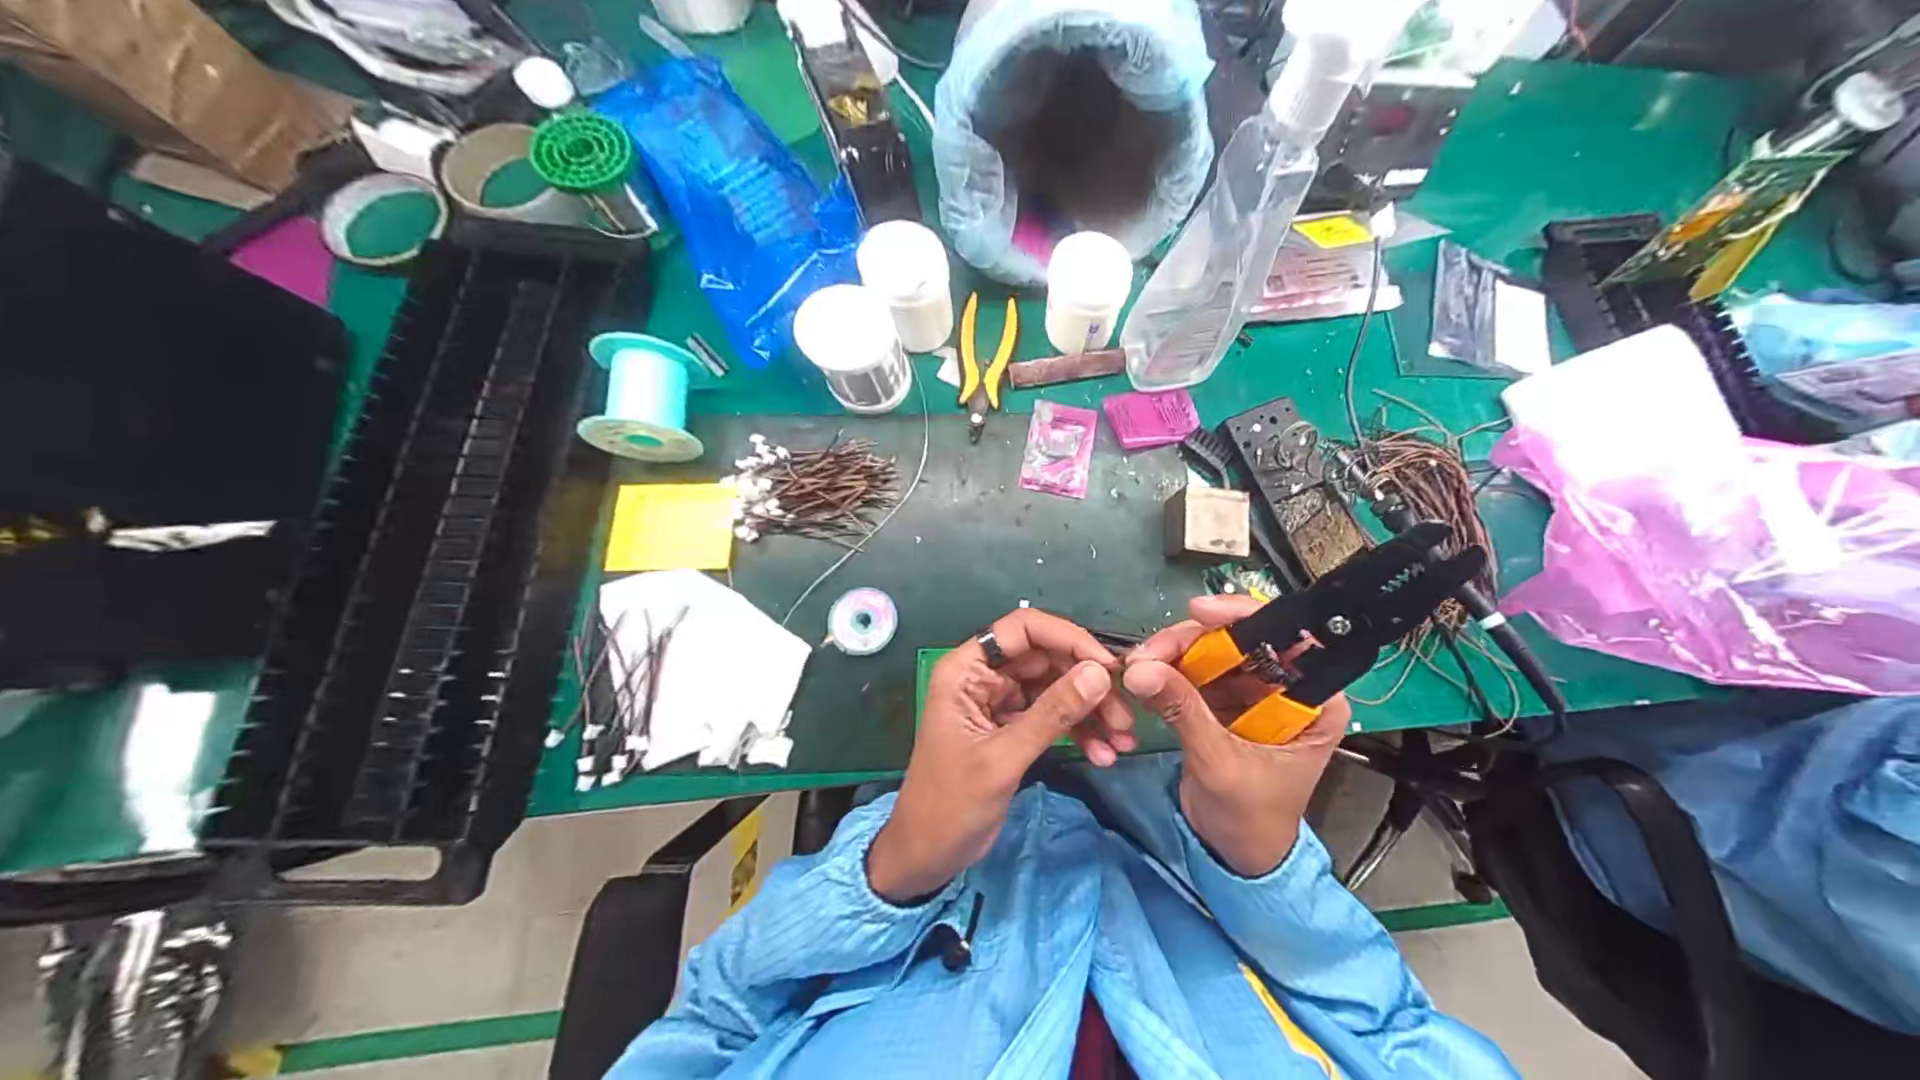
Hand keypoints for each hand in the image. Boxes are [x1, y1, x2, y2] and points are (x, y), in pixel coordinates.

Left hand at [867, 609, 1131, 901]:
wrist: (927, 854)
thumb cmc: (951, 803)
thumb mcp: (1003, 758)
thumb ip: (1052, 714)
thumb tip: (1099, 673)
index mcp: (966, 669)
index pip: (1022, 629)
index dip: (1067, 638)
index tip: (1107, 665)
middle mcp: (983, 676)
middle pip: (1046, 659)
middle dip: (1088, 683)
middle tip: (1124, 714)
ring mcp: (999, 702)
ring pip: (1055, 688)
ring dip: (1090, 711)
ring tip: (1123, 739)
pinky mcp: (1012, 727)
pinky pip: (1053, 717)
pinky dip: (1079, 731)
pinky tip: (1104, 754)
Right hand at [1123, 595, 1348, 877]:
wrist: (1233, 852)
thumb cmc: (1249, 816)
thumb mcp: (1218, 762)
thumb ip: (1183, 711)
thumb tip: (1139, 669)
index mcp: (1313, 700)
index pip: (1287, 638)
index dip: (1244, 617)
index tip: (1198, 613)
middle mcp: (1286, 686)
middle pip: (1240, 638)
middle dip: (1191, 639)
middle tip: (1147, 653)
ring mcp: (1252, 691)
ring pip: (1212, 650)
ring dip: (1172, 653)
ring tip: (1137, 666)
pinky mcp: (1223, 699)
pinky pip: (1194, 670)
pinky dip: (1167, 669)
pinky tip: (1144, 676)